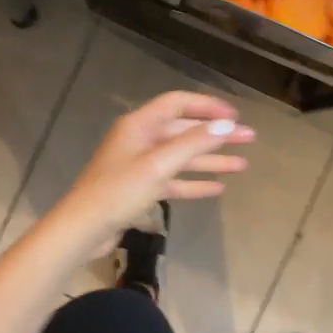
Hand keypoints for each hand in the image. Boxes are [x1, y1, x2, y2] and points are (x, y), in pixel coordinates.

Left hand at [49, 91, 254, 249]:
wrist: (83, 228)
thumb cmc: (118, 192)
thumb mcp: (158, 166)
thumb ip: (193, 143)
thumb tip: (227, 124)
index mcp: (139, 125)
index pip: (178, 103)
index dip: (207, 106)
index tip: (235, 115)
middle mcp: (140, 140)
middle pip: (184, 130)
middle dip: (216, 135)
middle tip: (249, 138)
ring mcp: (139, 165)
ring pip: (181, 157)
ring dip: (210, 159)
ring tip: (242, 165)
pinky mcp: (139, 189)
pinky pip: (173, 180)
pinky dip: (194, 182)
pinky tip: (217, 187)